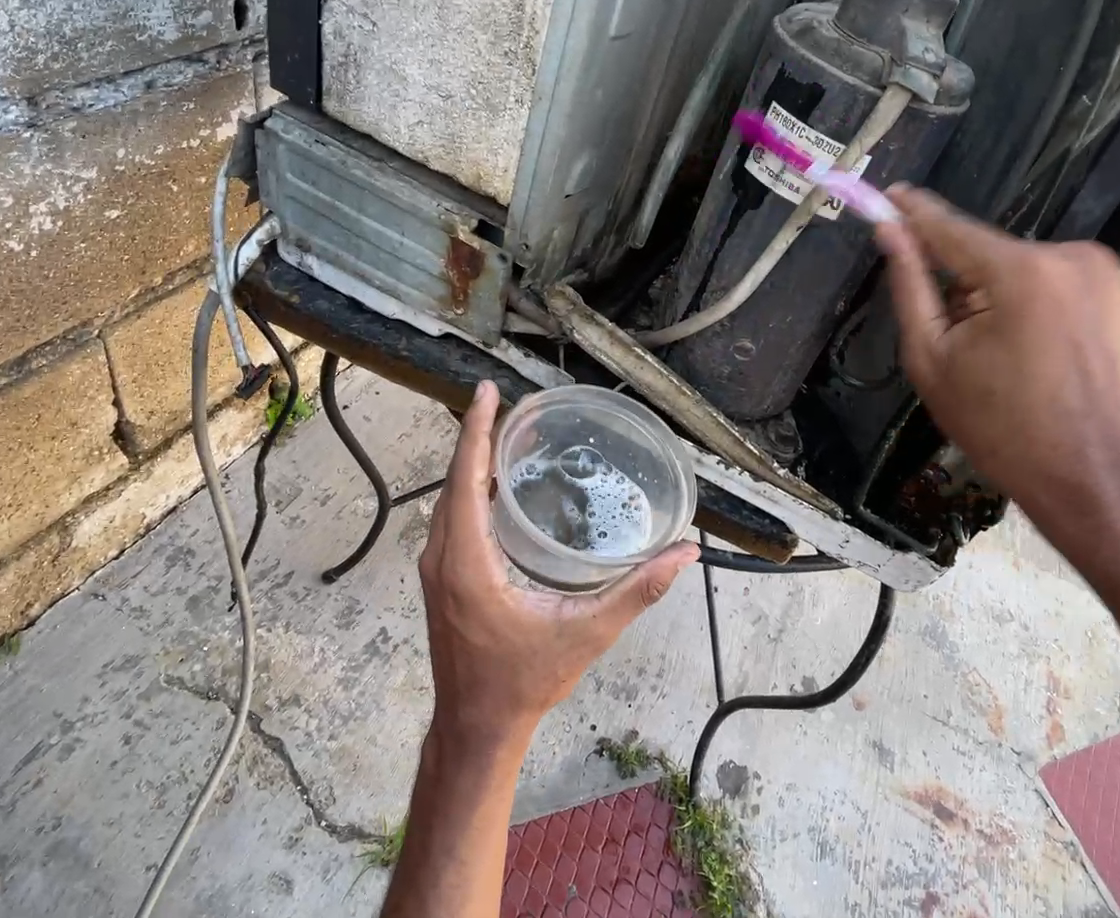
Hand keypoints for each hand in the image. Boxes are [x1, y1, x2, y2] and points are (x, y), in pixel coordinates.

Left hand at [417, 381, 699, 744]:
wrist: (477, 728)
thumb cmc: (526, 682)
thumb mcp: (587, 633)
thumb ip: (637, 592)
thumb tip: (685, 554)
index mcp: (467, 563)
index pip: (465, 479)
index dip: (475, 431)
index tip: (486, 391)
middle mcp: (441, 559)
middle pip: (453, 481)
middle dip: (476, 437)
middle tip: (510, 405)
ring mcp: (435, 571)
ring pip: (447, 501)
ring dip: (470, 464)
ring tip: (503, 433)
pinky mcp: (440, 582)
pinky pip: (449, 520)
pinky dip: (467, 491)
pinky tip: (493, 486)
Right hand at [874, 186, 1119, 561]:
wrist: (1092, 477)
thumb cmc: (1000, 427)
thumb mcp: (933, 361)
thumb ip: (910, 288)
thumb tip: (890, 233)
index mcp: (1020, 272)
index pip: (951, 229)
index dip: (915, 213)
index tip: (889, 193)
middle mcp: (1071, 257)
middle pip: (992, 256)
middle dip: (968, 286)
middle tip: (961, 344)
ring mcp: (1107, 275)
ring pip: (1027, 272)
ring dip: (1005, 298)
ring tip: (1006, 359)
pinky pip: (1062, 287)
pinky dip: (1040, 309)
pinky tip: (1042, 357)